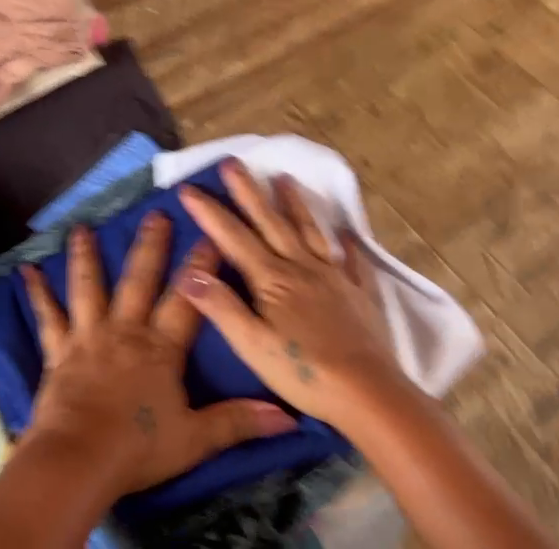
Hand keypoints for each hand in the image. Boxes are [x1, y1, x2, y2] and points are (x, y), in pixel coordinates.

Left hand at [18, 215, 301, 500]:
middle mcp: (124, 331)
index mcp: (160, 348)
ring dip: (86, 257)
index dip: (200, 269)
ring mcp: (88, 337)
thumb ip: (237, 422)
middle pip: (139, 280)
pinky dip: (37, 294)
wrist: (80, 457)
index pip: (187, 301)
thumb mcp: (196, 439)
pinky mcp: (58, 350)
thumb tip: (288, 416)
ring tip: (82, 229)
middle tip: (154, 214)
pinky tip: (26, 272)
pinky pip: (48, 316)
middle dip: (150, 246)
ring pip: (88, 287)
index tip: (210, 237)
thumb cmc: (139, 447)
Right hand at [174, 159, 406, 429]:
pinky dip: (348, 245)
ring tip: (284, 178)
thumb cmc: (304, 372)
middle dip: (249, 192)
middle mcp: (301, 268)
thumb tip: (188, 272)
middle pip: (271, 222)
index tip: (189, 188)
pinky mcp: (359, 296)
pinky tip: (347, 234)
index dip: (210, 212)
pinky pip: (352, 263)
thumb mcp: (251, 344)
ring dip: (294, 204)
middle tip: (234, 162)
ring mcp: (334, 279)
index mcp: (271, 279)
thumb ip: (220, 306)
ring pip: (310, 232)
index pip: (233, 238)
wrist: (370, 395)